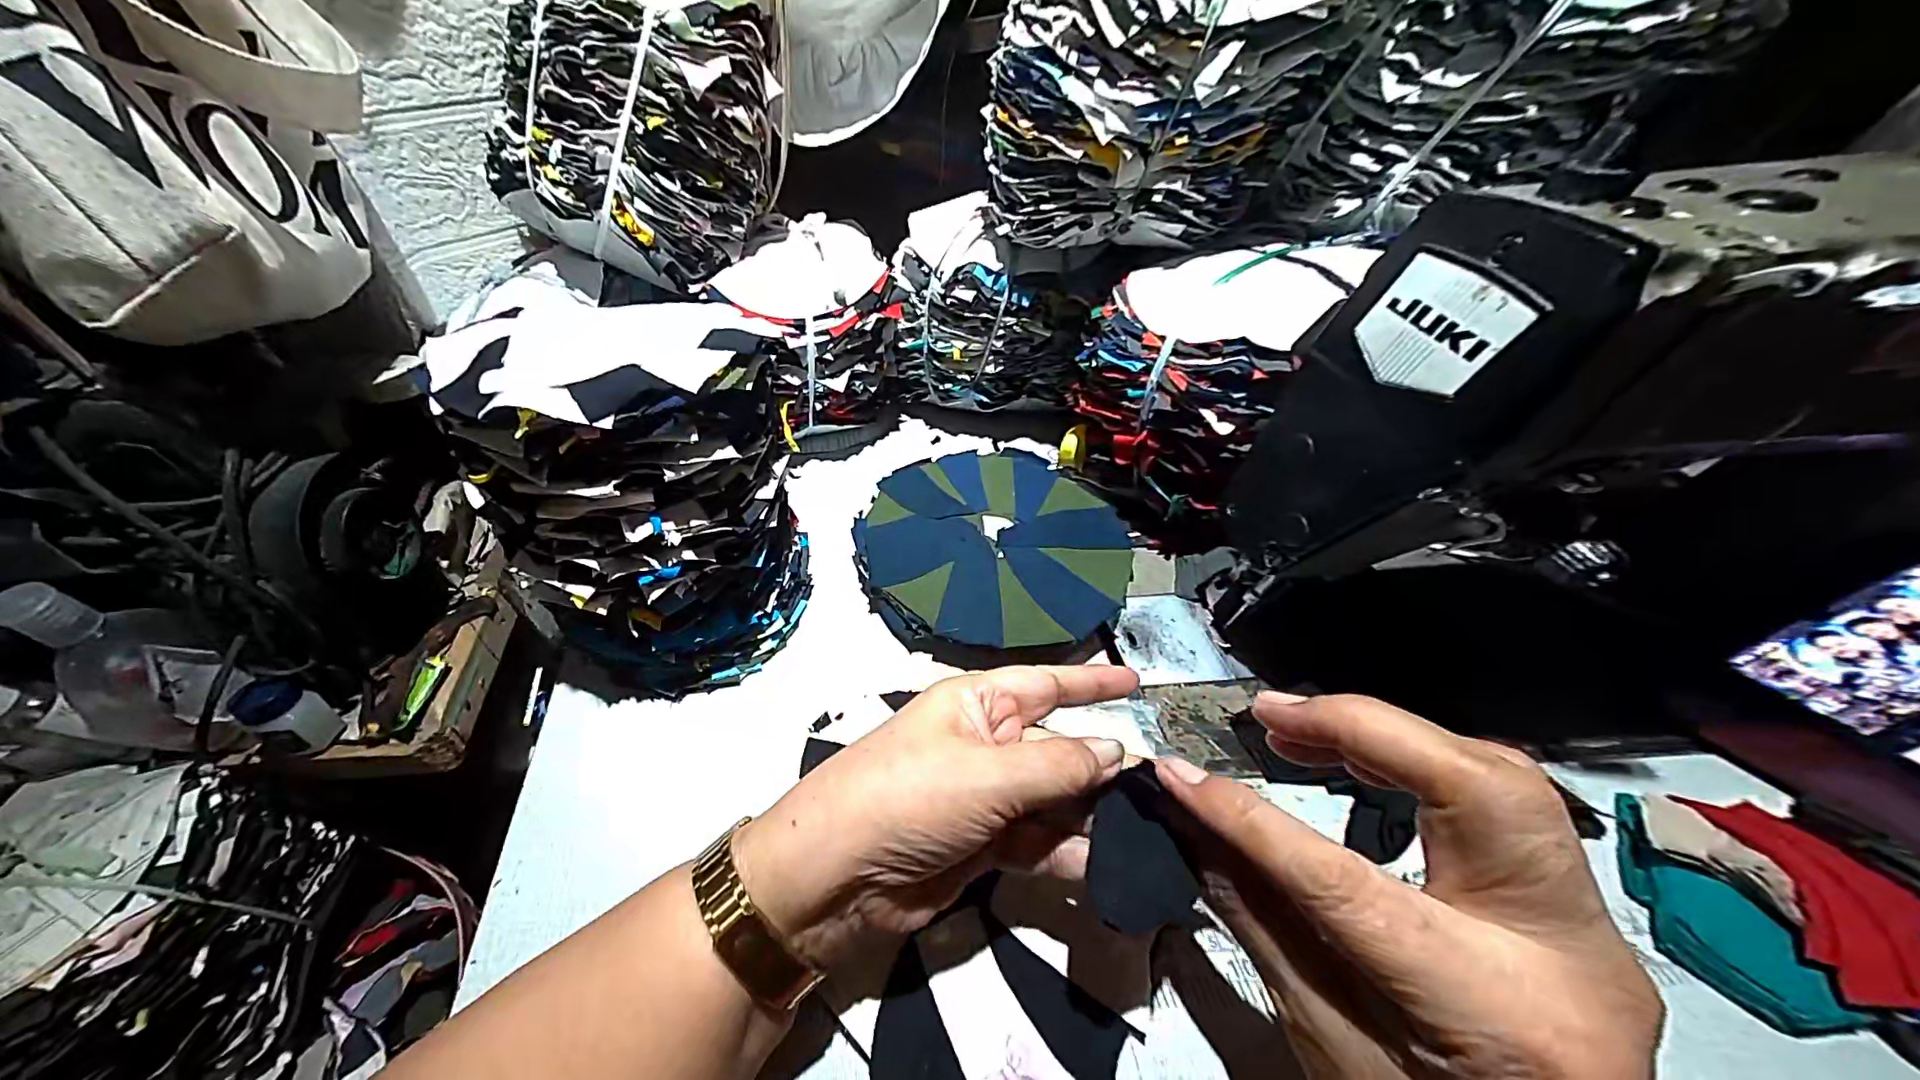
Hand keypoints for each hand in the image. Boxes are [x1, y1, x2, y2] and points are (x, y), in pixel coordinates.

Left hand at [732, 665, 1139, 971]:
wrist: (837, 875)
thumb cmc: (912, 795)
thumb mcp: (989, 773)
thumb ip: (1059, 764)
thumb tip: (1117, 750)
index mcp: (978, 703)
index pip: (1046, 683)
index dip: (1091, 683)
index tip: (1136, 682)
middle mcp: (985, 742)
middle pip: (1056, 745)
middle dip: (1100, 762)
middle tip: (1155, 782)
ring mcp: (984, 796)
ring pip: (1052, 798)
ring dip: (1088, 813)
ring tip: (1138, 828)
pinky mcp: (982, 843)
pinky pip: (1036, 841)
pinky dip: (1063, 851)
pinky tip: (1095, 863)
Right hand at [1156, 692, 1661, 1079]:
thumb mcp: (1324, 1033)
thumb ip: (1256, 913)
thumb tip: (1191, 821)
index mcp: (1488, 1011)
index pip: (1344, 881)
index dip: (1247, 819)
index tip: (1181, 776)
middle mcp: (1564, 953)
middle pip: (1474, 786)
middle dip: (1357, 729)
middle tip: (1269, 715)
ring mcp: (1586, 923)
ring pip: (1500, 774)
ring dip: (1385, 734)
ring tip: (1298, 729)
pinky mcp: (1575, 902)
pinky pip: (1501, 795)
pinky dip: (1418, 758)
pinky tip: (1359, 760)